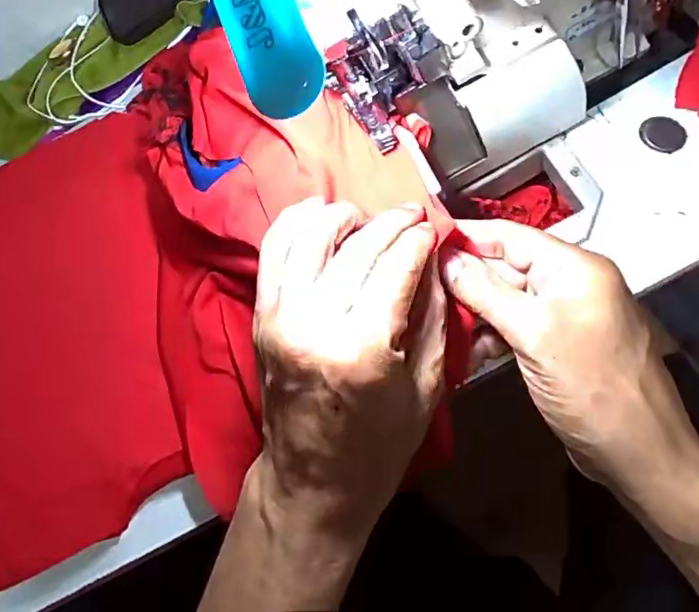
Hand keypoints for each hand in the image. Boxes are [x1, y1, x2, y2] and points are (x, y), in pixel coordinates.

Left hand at [251, 198, 447, 534]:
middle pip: (359, 244)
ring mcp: (281, 315)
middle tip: (411, 218)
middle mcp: (315, 323)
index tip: (431, 229)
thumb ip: (436, 312)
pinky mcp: (262, 313)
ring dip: (345, 215)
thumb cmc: (379, 444)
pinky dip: (298, 221)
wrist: (312, 484)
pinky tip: (321, 214)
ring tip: (369, 221)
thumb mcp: (428, 384)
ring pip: (312, 233)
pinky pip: (275, 247)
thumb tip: (434, 256)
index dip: (419, 238)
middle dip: (392, 222)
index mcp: (362, 347)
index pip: (397, 263)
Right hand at [439, 220, 698, 498]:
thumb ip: (486, 292)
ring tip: (438, 321)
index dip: (468, 235)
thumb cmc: (592, 388)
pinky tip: (466, 348)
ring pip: (511, 298)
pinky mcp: (562, 342)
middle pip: (509, 266)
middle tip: (423, 287)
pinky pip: (522, 324)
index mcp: (573, 265)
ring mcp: (568, 313)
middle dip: (467, 277)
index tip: (426, 239)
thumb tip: (447, 259)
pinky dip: (495, 332)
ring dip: (477, 309)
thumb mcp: (533, 334)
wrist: (641, 454)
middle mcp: (572, 281)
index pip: (511, 235)